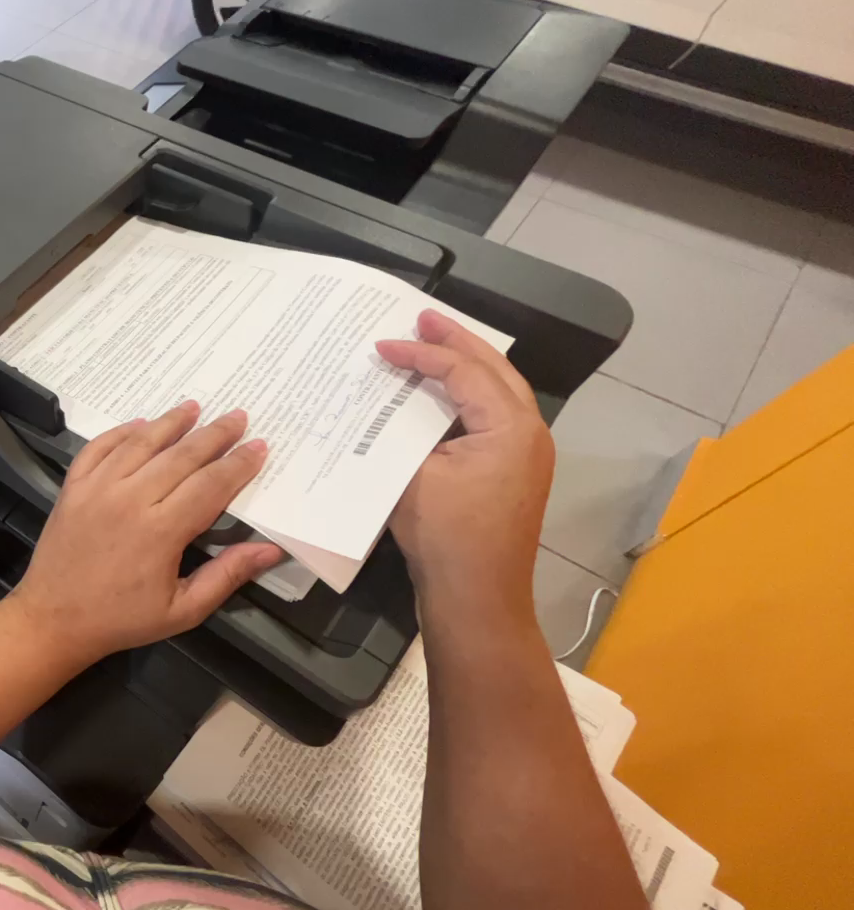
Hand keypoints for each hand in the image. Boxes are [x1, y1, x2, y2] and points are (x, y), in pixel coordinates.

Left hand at [10, 401, 279, 662]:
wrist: (53, 617)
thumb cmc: (121, 619)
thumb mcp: (182, 610)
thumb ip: (226, 575)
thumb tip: (271, 549)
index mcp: (161, 531)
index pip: (210, 485)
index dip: (237, 464)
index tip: (258, 446)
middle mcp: (129, 500)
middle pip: (180, 456)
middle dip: (213, 435)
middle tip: (237, 415)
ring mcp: (96, 489)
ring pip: (139, 444)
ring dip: (168, 423)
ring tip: (192, 407)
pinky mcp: (72, 488)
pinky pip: (97, 449)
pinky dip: (119, 433)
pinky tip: (139, 424)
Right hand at [376, 310, 553, 617]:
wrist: (477, 593)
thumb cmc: (445, 534)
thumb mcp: (414, 479)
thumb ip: (404, 435)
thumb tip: (385, 409)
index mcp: (510, 427)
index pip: (465, 373)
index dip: (422, 355)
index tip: (381, 345)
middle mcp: (528, 432)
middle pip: (495, 370)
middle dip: (458, 341)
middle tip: (424, 317)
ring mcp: (524, 452)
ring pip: (497, 390)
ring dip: (465, 364)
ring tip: (434, 342)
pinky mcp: (510, 469)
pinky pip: (489, 414)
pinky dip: (464, 394)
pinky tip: (440, 393)